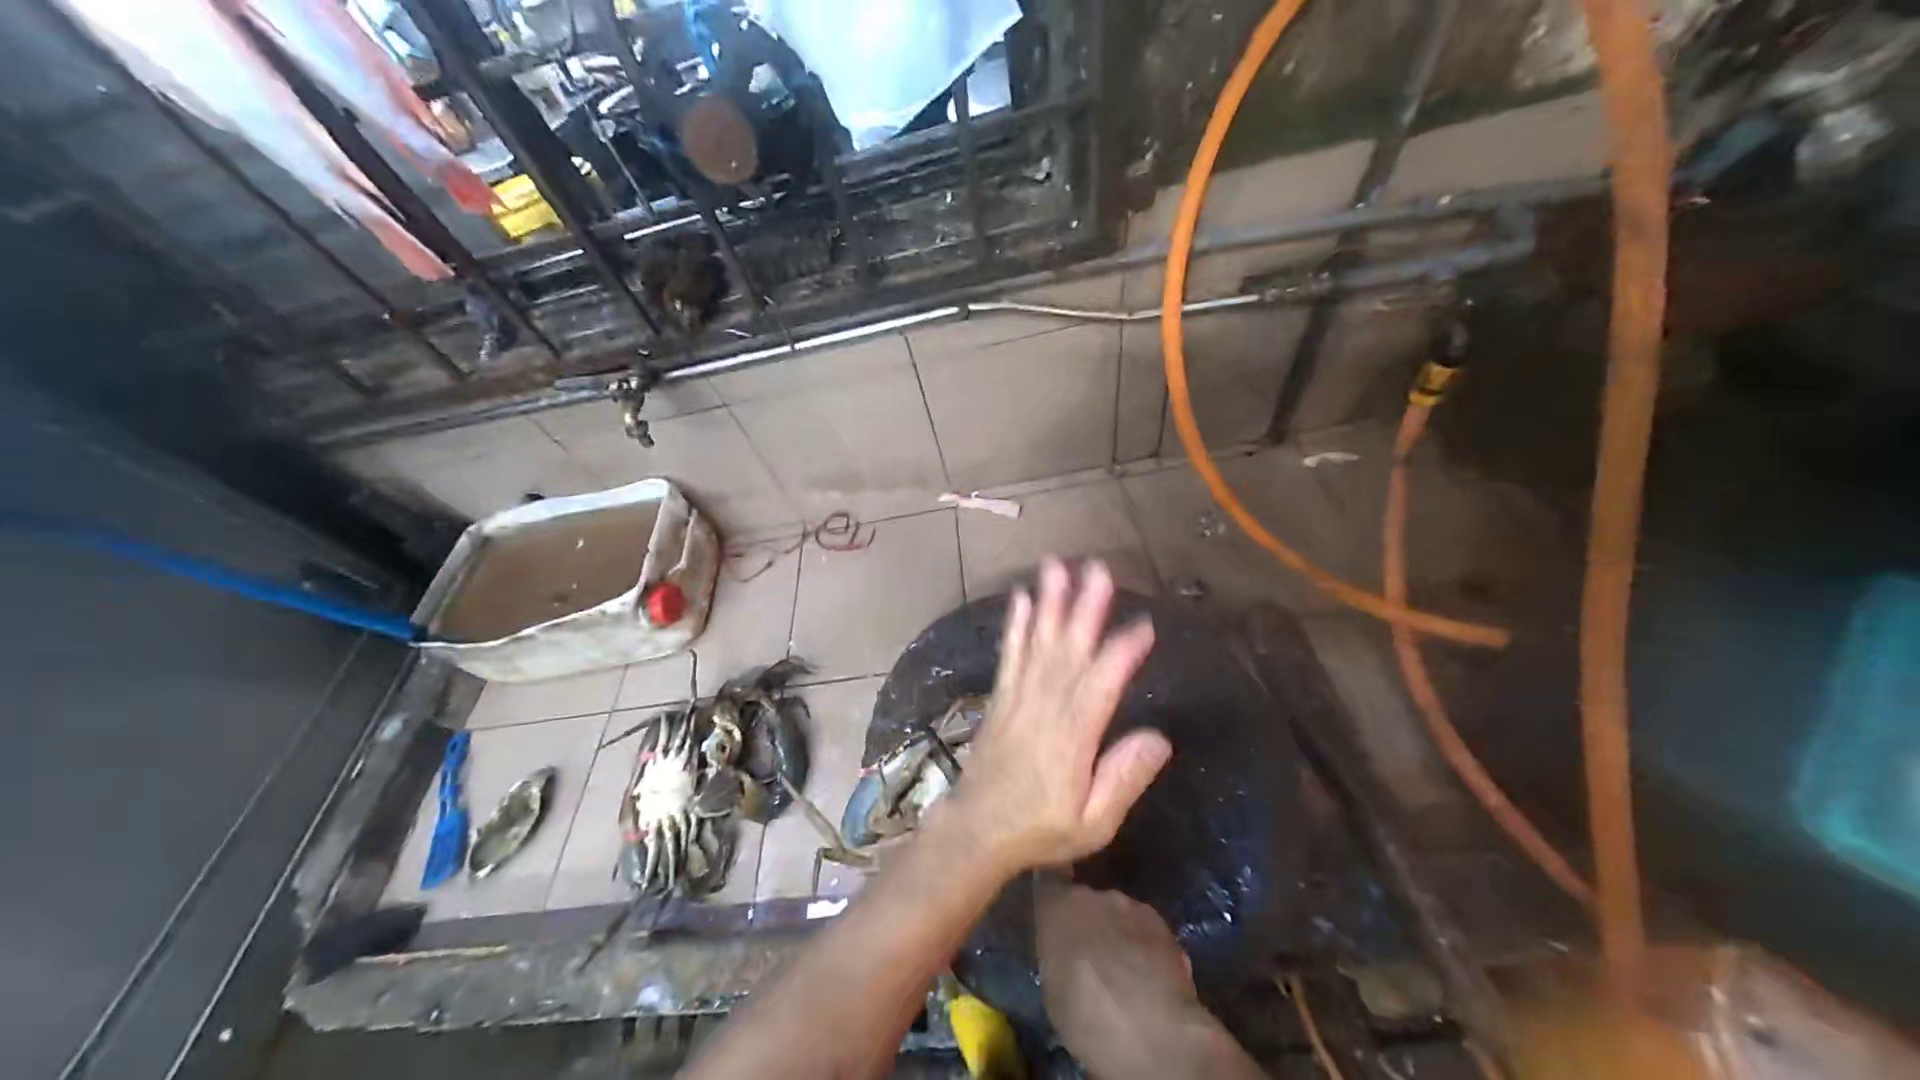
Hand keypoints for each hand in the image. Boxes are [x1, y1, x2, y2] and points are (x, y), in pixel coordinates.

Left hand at [946, 558, 1171, 875]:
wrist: (976, 830)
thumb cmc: (1040, 829)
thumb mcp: (1093, 823)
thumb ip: (1123, 779)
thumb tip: (1159, 737)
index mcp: (1072, 737)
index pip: (1102, 684)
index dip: (1122, 652)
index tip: (1144, 623)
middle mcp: (1044, 708)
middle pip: (1069, 651)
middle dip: (1084, 607)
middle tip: (1098, 569)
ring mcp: (1018, 698)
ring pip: (1038, 643)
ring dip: (1050, 603)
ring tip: (1057, 566)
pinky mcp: (1001, 697)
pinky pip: (1010, 655)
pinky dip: (1017, 626)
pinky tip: (1023, 598)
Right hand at [1037, 881, 1264, 1079]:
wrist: (1150, 1031)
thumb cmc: (1086, 1019)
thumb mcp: (1053, 992)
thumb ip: (1055, 959)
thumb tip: (1062, 957)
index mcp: (1056, 909)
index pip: (1046, 897)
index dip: (1052, 916)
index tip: (1054, 937)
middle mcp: (1091, 896)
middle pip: (1085, 903)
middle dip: (1087, 924)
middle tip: (1089, 957)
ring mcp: (1129, 905)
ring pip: (1117, 913)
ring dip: (1117, 932)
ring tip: (1123, 968)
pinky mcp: (1162, 923)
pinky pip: (1144, 928)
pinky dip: (1143, 945)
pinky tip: (1148, 975)